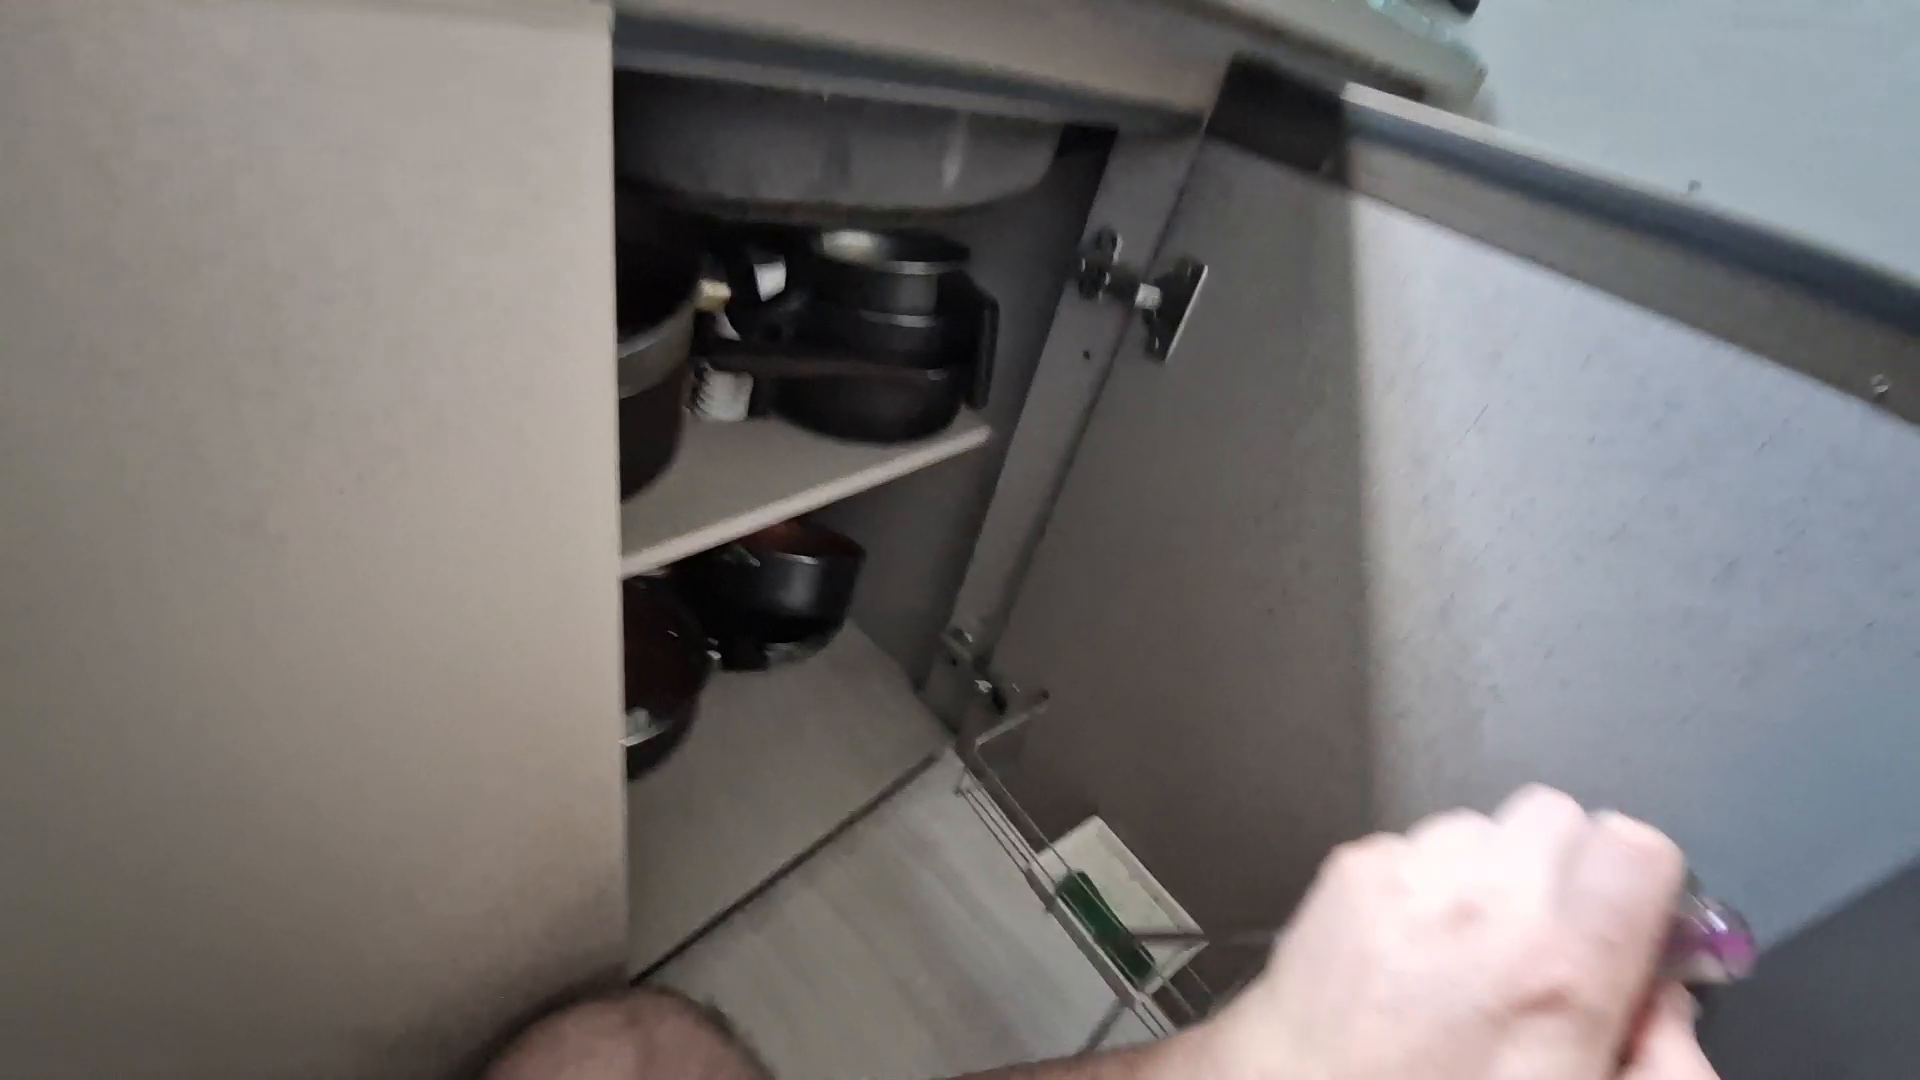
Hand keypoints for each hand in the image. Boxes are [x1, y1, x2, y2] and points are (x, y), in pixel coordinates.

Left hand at [1180, 786, 1716, 1079]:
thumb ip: (1662, 1055)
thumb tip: (1667, 987)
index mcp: (1557, 966)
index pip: (1633, 849)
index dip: (1640, 879)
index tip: (1629, 915)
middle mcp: (1480, 897)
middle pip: (1551, 813)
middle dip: (1561, 861)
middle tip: (1544, 924)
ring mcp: (1404, 869)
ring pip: (1476, 825)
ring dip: (1486, 866)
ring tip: (1466, 936)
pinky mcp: (1350, 862)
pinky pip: (1411, 843)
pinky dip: (1423, 875)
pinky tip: (1407, 934)